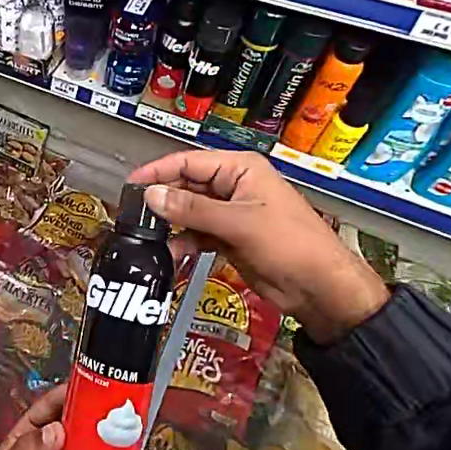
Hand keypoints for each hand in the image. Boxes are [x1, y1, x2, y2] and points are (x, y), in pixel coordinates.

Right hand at [129, 150, 387, 344]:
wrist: (318, 287)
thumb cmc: (289, 244)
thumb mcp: (238, 223)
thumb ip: (192, 210)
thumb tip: (153, 195)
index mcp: (240, 169)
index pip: (190, 162)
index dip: (159, 171)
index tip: (132, 184)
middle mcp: (233, 186)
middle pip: (187, 186)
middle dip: (163, 199)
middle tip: (135, 214)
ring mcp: (231, 213)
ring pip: (190, 211)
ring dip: (171, 223)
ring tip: (148, 236)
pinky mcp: (230, 237)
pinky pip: (198, 233)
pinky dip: (184, 242)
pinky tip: (170, 253)